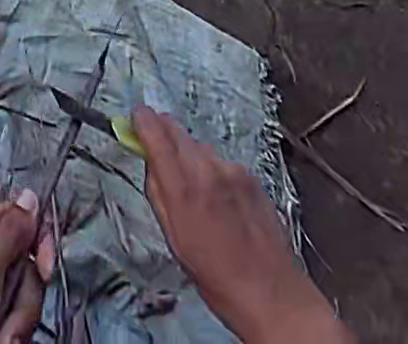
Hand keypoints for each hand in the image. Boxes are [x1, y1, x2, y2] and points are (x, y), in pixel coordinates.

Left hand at [0, 187, 55, 343]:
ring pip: (27, 295)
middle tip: (5, 309)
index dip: (40, 241)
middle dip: (25, 293)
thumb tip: (31, 194)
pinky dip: (11, 334)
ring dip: (18, 320)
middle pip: (29, 262)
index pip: (25, 218)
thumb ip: (12, 228)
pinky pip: (17, 318)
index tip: (44, 267)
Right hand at [133, 109, 351, 343]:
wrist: (271, 293)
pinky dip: (211, 166)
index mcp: (182, 189)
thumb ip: (156, 191)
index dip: (142, 120)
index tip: (136, 115)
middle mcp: (207, 171)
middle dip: (162, 131)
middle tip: (155, 142)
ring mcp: (232, 170)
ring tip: (191, 180)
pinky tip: (217, 193)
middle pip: (177, 130)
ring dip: (188, 152)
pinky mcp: (251, 175)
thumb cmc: (214, 274)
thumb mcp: (172, 237)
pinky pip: (220, 160)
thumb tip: (148, 160)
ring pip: (198, 145)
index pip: (156, 135)